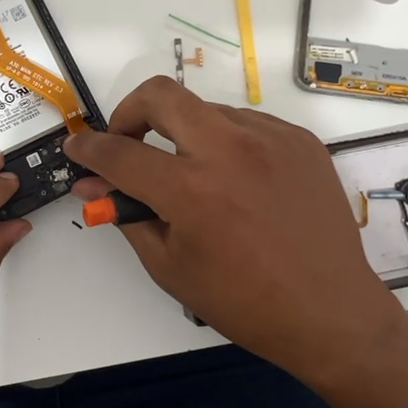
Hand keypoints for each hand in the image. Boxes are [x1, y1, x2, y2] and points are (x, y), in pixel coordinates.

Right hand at [65, 77, 404, 386]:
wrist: (329, 312)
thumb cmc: (244, 302)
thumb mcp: (170, 266)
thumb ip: (127, 216)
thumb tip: (94, 187)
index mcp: (191, 189)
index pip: (120, 153)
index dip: (89, 149)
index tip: (77, 147)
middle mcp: (230, 149)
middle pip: (160, 95)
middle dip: (130, 112)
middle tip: (128, 143)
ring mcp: (271, 139)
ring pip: (206, 110)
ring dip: (184, 133)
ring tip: (194, 177)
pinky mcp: (300, 140)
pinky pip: (247, 125)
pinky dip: (227, 144)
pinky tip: (236, 182)